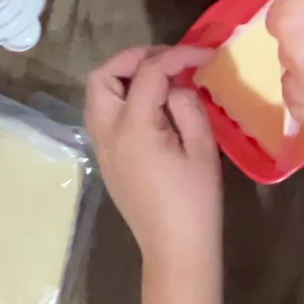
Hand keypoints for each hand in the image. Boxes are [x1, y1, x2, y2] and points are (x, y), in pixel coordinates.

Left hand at [85, 45, 220, 262]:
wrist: (175, 248)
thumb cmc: (195, 202)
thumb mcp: (202, 150)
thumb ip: (188, 108)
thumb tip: (178, 88)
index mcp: (133, 128)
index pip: (148, 73)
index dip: (178, 56)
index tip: (206, 54)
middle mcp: (107, 133)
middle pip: (103, 76)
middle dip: (135, 59)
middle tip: (170, 61)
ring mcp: (101, 147)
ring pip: (97, 95)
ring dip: (124, 77)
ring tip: (161, 79)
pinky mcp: (106, 159)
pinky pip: (103, 114)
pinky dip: (122, 97)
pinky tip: (154, 106)